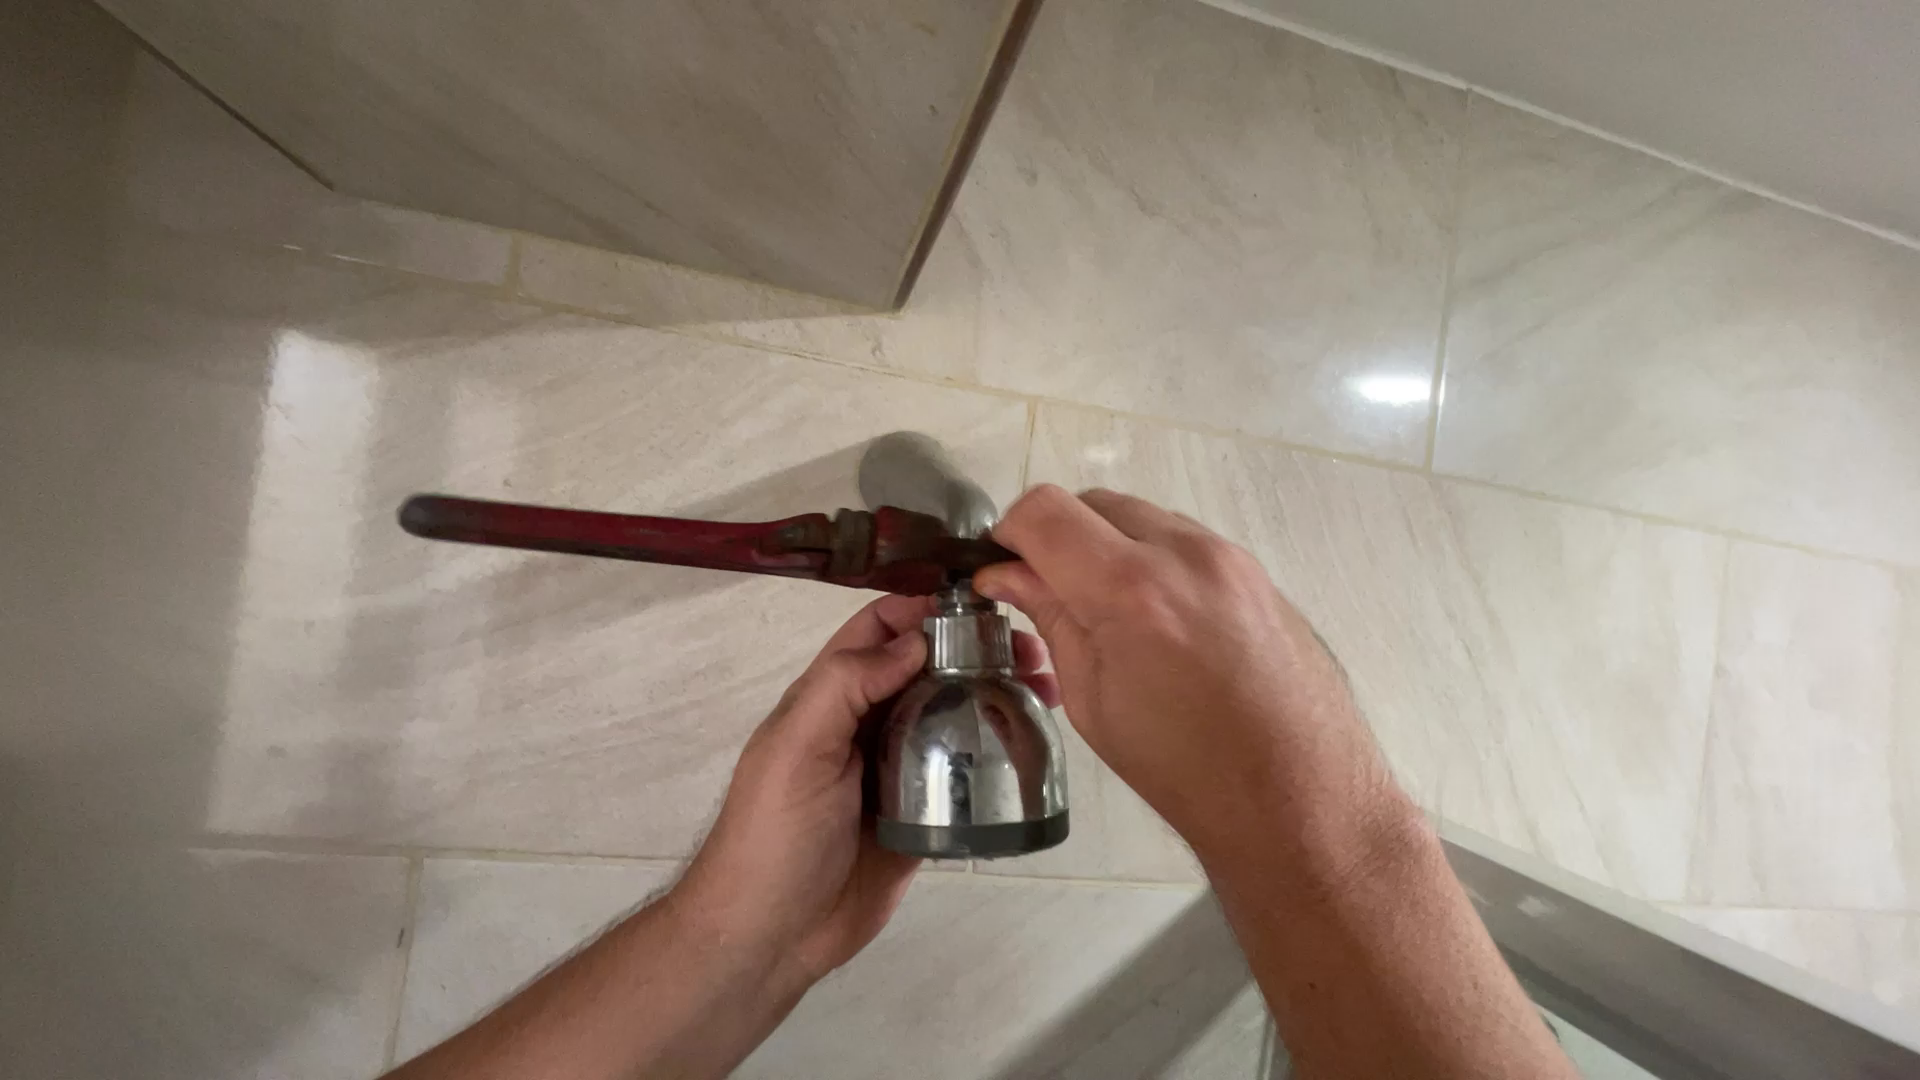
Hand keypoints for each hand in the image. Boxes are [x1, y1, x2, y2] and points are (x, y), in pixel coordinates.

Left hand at [671, 593, 1059, 992]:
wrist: (777, 935)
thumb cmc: (776, 831)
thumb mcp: (797, 746)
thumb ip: (845, 684)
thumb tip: (914, 640)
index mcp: (833, 695)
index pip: (879, 629)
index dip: (921, 608)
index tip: (978, 606)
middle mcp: (870, 720)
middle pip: (927, 665)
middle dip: (974, 648)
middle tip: (1031, 651)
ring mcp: (901, 764)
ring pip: (952, 710)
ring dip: (995, 692)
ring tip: (1046, 690)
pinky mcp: (927, 807)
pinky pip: (966, 766)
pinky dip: (998, 747)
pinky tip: (1034, 740)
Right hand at [973, 486, 1395, 862]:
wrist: (1301, 798)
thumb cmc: (1182, 770)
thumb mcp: (1091, 700)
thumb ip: (1050, 619)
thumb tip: (1005, 575)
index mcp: (1132, 589)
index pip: (1045, 512)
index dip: (1008, 533)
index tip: (1002, 572)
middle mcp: (1183, 552)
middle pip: (1091, 502)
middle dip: (1055, 537)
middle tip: (1047, 593)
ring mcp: (1227, 555)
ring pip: (1137, 516)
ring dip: (1103, 545)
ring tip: (1103, 610)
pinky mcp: (1254, 569)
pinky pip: (1179, 538)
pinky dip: (1147, 557)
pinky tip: (1153, 617)